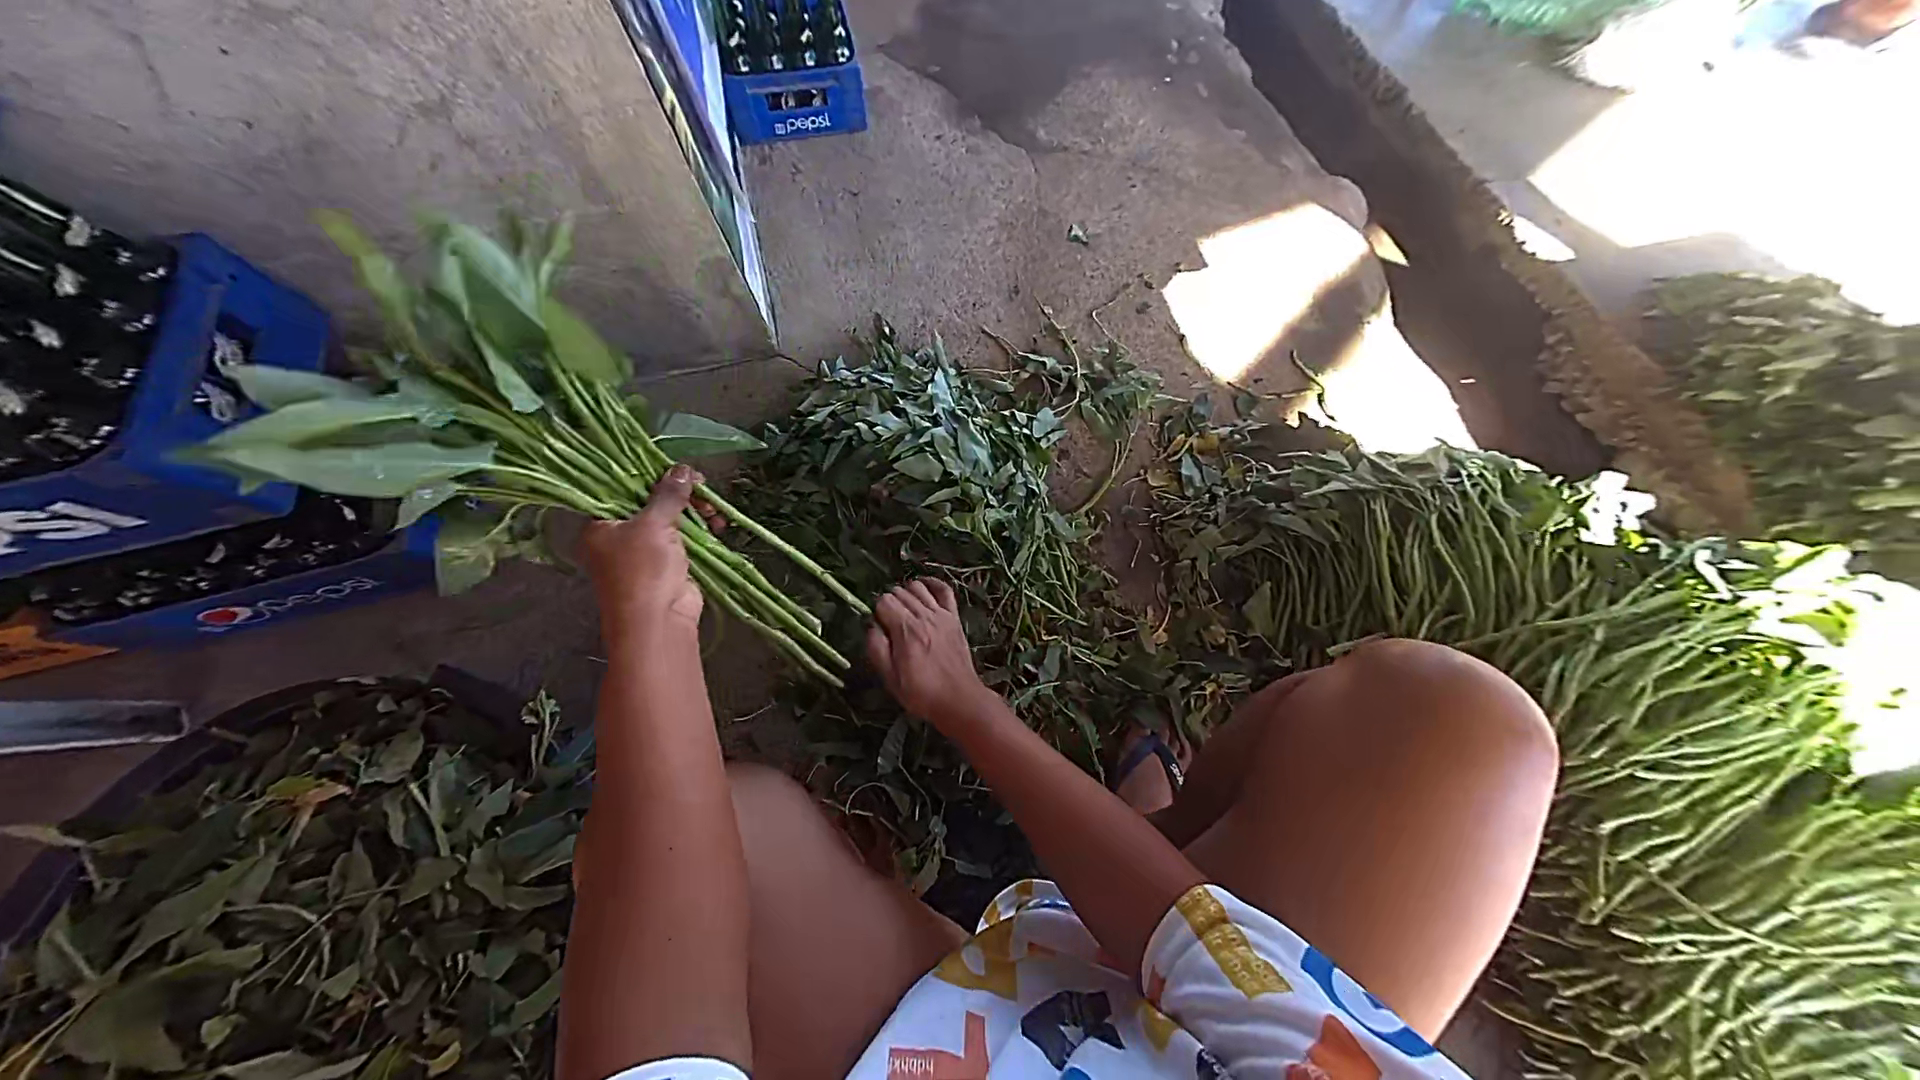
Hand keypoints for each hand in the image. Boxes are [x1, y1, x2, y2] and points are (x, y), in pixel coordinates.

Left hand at [583, 465, 703, 642]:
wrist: (658, 622)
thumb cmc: (643, 570)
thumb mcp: (653, 525)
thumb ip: (668, 495)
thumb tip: (682, 469)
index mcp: (601, 525)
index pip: (625, 488)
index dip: (654, 476)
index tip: (682, 471)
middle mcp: (618, 537)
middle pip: (651, 504)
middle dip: (681, 496)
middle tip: (704, 490)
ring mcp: (644, 553)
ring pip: (671, 521)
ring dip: (695, 513)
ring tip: (715, 513)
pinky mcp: (667, 565)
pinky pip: (683, 539)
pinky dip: (700, 531)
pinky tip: (717, 526)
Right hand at [865, 579, 996, 729]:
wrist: (958, 699)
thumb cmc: (921, 692)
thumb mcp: (890, 677)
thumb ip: (876, 648)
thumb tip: (871, 626)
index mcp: (906, 630)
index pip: (884, 601)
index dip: (877, 612)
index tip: (879, 628)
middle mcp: (924, 616)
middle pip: (899, 592)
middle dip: (889, 603)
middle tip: (889, 623)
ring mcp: (942, 614)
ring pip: (918, 587)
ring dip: (906, 593)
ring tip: (903, 610)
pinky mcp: (954, 617)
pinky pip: (944, 590)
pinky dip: (932, 584)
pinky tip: (923, 588)